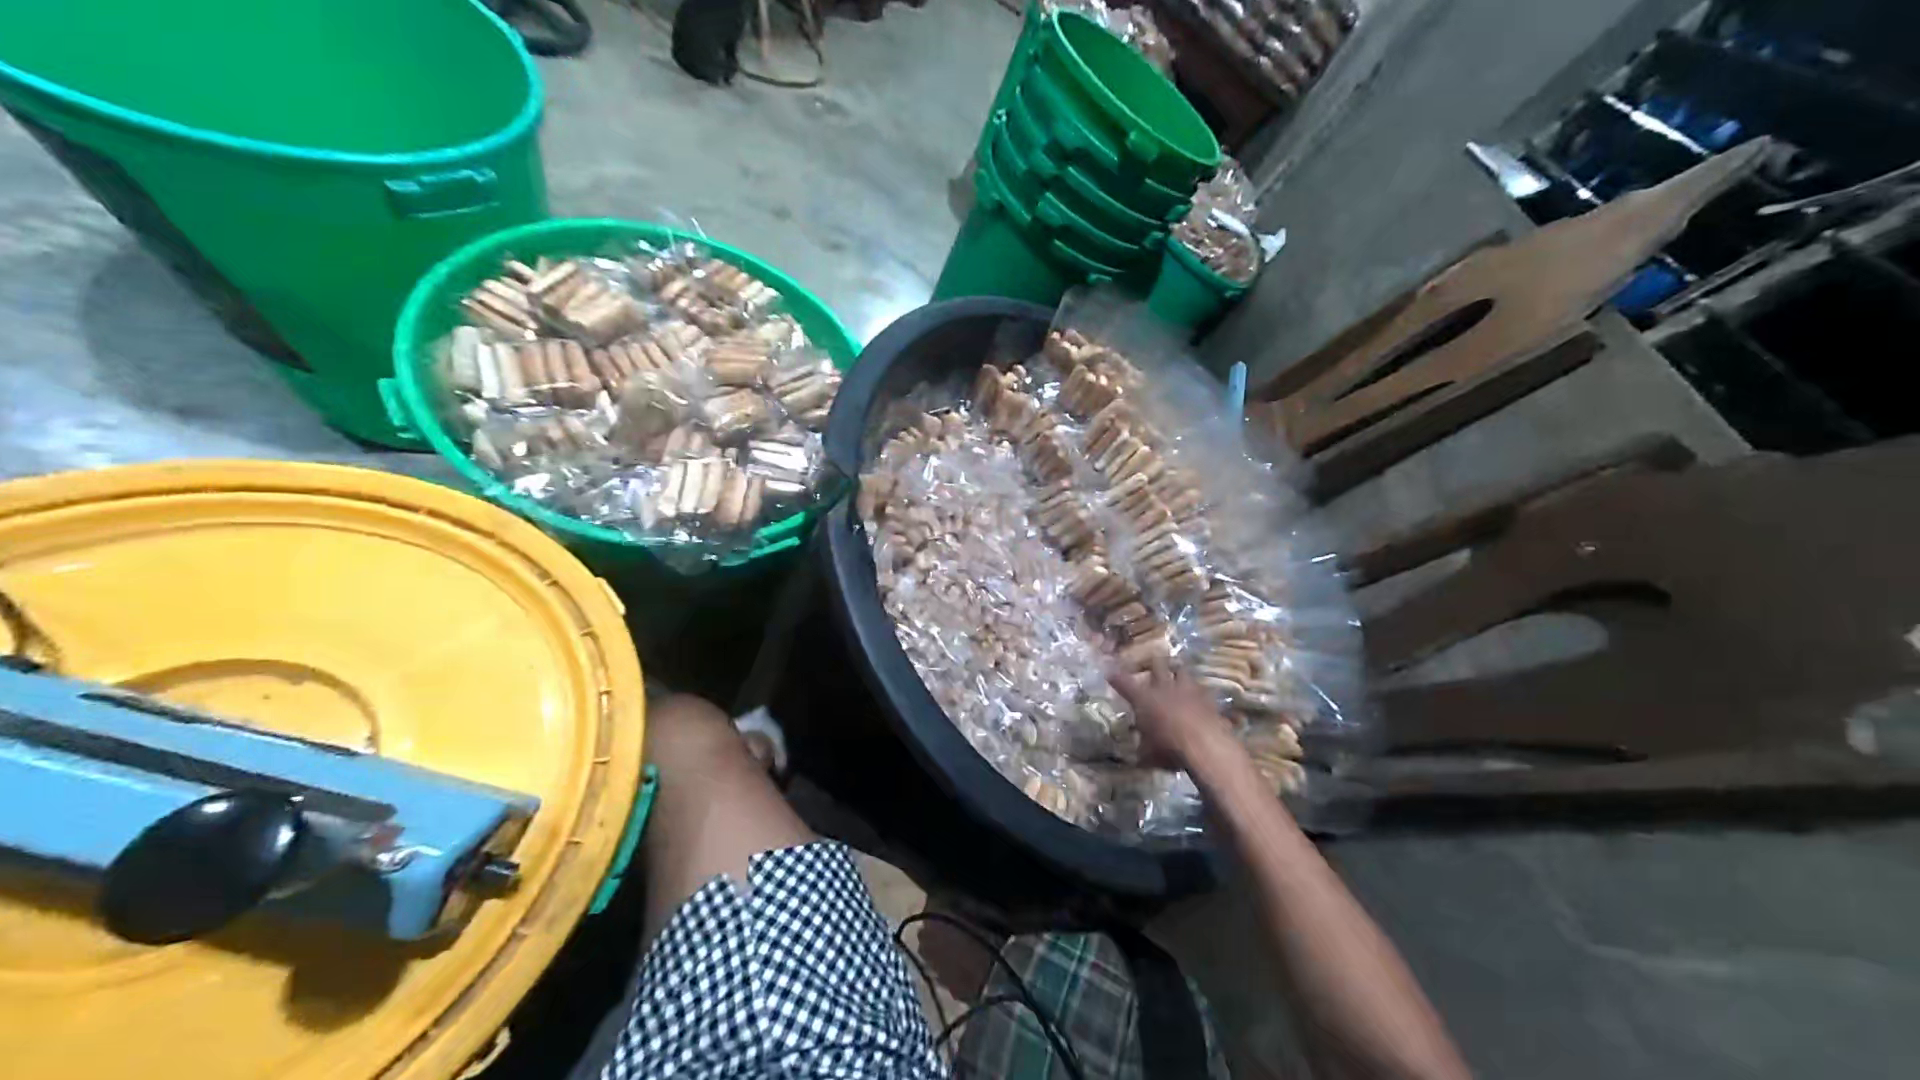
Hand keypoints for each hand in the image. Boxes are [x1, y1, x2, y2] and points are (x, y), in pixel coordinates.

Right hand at [1109, 660, 1238, 770]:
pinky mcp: (1208, 698)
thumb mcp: (1147, 754)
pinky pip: (1201, 690)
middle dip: (1152, 663)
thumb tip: (1137, 754)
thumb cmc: (1168, 747)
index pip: (1124, 683)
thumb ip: (1141, 749)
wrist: (1205, 745)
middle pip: (1156, 664)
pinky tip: (1198, 699)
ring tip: (1177, 677)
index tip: (1110, 674)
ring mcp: (1188, 690)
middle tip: (1151, 665)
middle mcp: (1164, 687)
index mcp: (1144, 698)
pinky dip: (1198, 693)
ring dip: (1178, 673)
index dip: (1116, 677)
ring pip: (1182, 670)